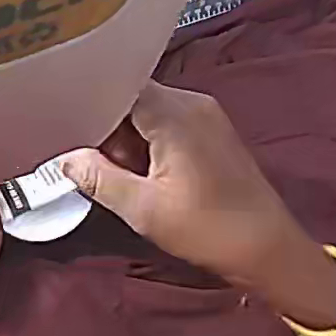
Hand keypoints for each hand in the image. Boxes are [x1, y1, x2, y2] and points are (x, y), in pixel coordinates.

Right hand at [60, 81, 329, 299]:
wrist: (269, 249)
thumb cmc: (209, 228)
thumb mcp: (142, 208)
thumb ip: (97, 178)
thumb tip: (67, 159)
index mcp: (175, 113)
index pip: (118, 86)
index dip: (90, 105)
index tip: (69, 128)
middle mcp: (193, 103)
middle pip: (132, 98)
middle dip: (108, 129)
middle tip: (98, 165)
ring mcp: (206, 116)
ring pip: (148, 113)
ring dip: (129, 140)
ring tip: (126, 176)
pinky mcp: (212, 132)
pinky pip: (167, 124)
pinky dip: (149, 144)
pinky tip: (147, 175)